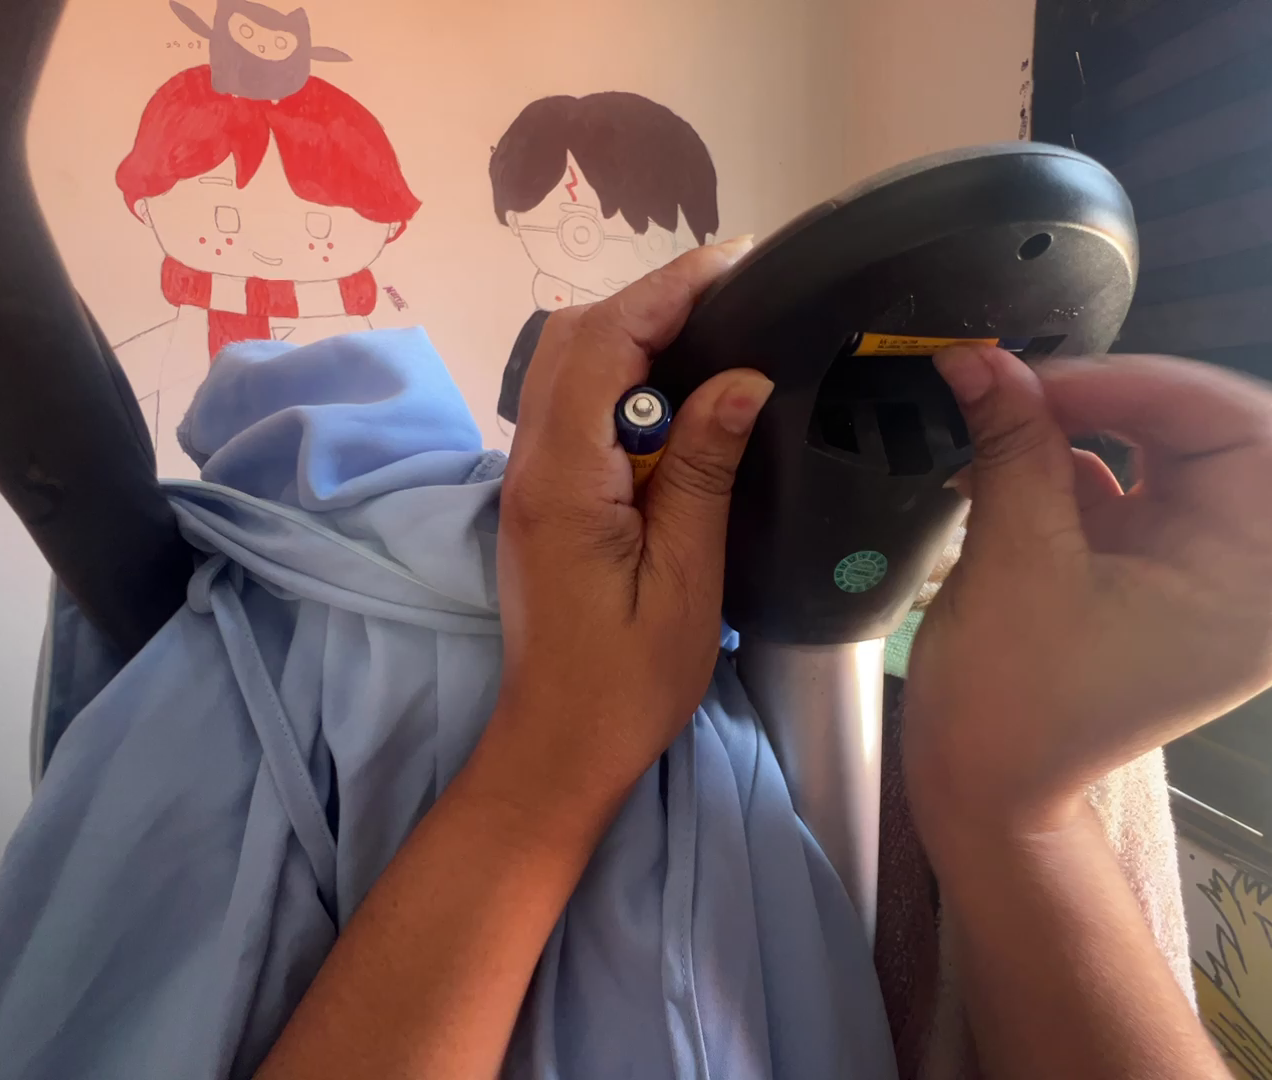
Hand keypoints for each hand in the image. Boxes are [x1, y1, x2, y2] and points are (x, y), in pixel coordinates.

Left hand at [488, 239, 773, 800]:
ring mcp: (530, 479)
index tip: (735, 264)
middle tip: (732, 297)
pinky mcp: (543, 496)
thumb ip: (703, 473)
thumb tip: (741, 380)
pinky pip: (575, 408)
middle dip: (649, 302)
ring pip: (568, 368)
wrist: (560, 741)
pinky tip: (673, 396)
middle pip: (572, 340)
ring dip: (634, 337)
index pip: (603, 346)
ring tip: (712, 333)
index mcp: (564, 480)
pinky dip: (622, 379)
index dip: (666, 292)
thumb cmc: (628, 680)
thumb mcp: (684, 580)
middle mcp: (532, 465)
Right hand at [903, 346, 1271, 846]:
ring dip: (1113, 425)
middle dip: (1140, 398)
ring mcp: (1212, 583)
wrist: (984, 784)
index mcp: (1254, 588)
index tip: (1043, 378)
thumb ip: (1011, 446)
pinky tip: (1025, 463)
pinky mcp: (1163, 583)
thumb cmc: (1003, 697)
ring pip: (1195, 459)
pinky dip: (1091, 464)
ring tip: (1029, 418)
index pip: (1254, 435)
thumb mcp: (1011, 562)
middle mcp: (1258, 581)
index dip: (1149, 385)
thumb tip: (977, 359)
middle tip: (1044, 389)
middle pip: (1241, 439)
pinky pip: (1149, 495)